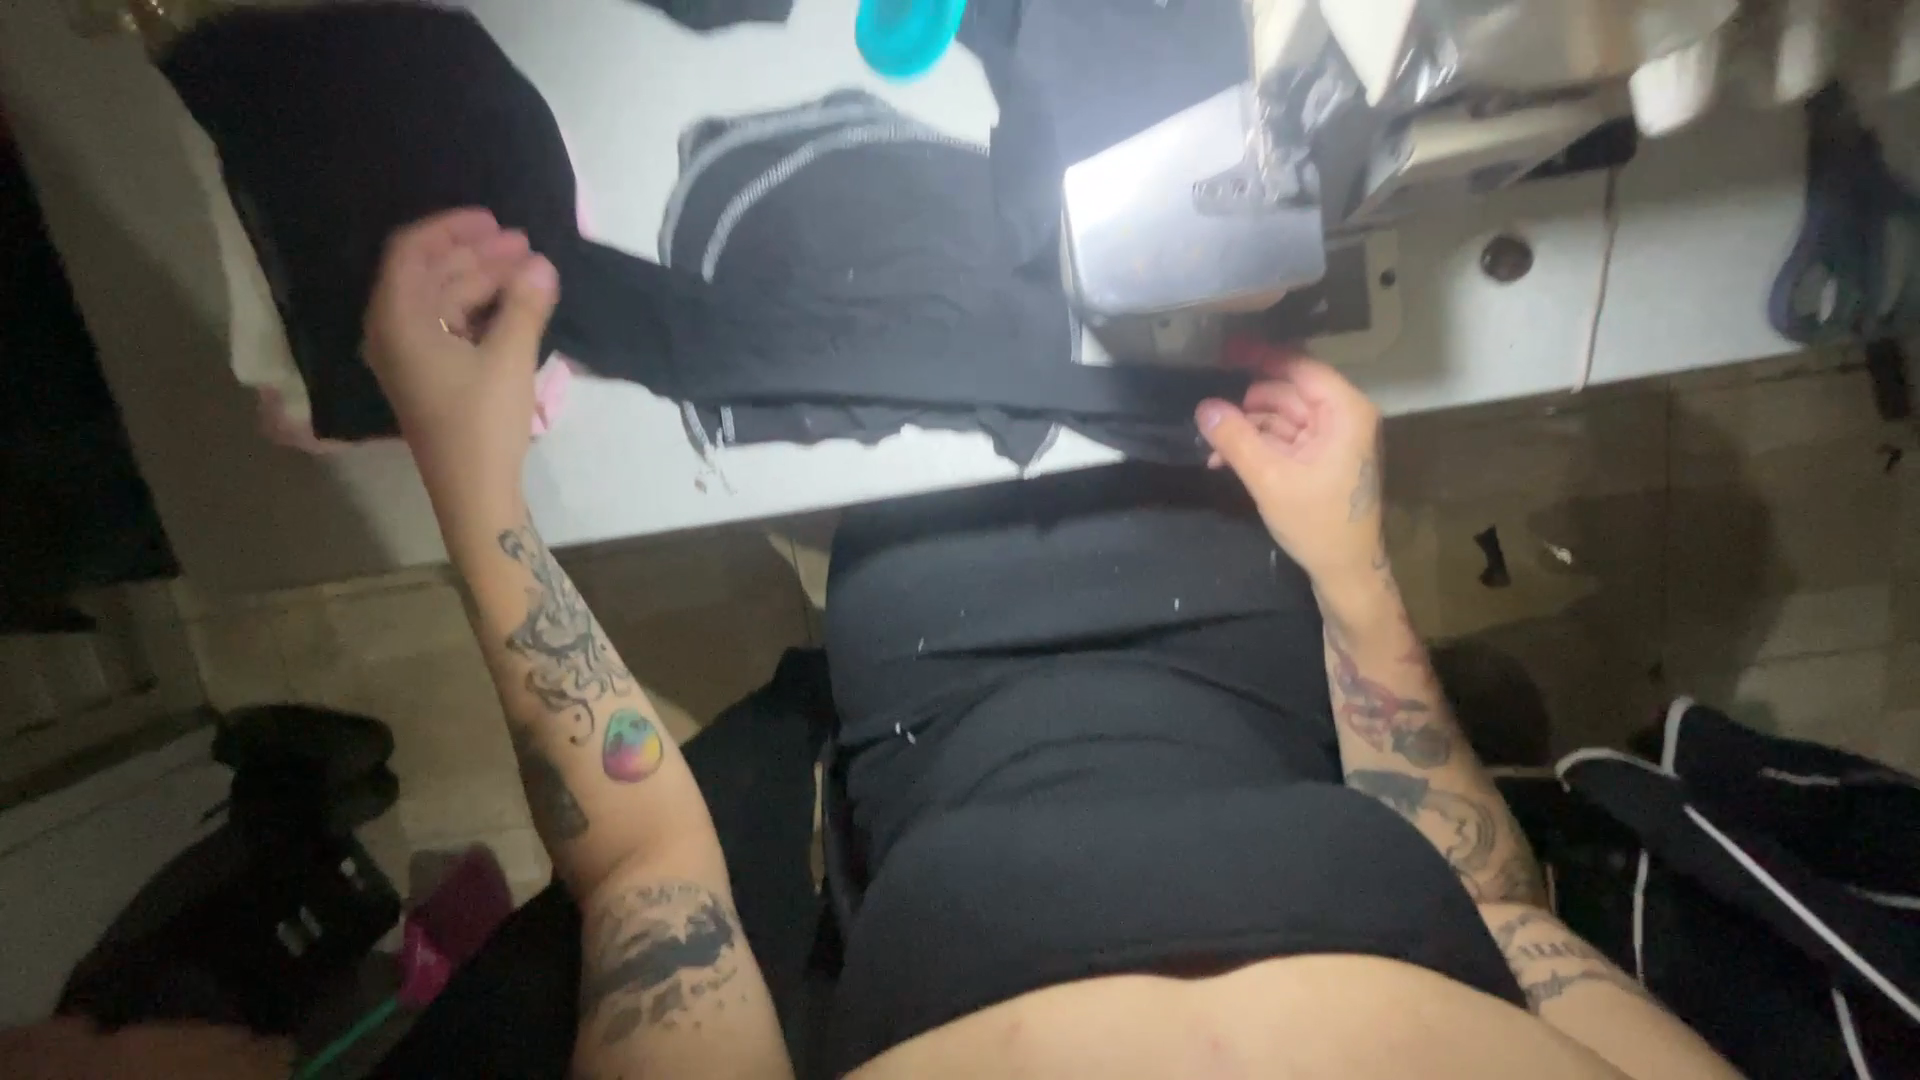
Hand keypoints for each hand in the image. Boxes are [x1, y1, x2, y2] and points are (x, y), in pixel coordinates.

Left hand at [364, 208, 558, 520]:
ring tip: (529, 271)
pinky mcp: (433, 375)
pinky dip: (483, 310)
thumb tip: (543, 264)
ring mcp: (413, 355)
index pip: (413, 252)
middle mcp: (394, 330)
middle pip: (432, 275)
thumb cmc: (483, 422)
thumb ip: (524, 307)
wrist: (473, 488)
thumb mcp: (509, 360)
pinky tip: (514, 307)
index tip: (495, 220)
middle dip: (478, 255)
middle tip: (525, 244)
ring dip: (485, 282)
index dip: (453, 229)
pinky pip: (454, 326)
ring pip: (446, 301)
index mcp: (397, 319)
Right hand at [1197, 344, 1386, 600]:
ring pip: (1280, 417)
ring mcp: (1331, 439)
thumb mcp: (1269, 478)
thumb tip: (1203, 407)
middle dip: (1245, 402)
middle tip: (1205, 407)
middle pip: (1286, 391)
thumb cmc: (1317, 521)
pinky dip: (1255, 446)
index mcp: (1343, 411)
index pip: (1299, 367)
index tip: (1224, 350)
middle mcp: (1341, 417)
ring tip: (1209, 443)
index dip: (1260, 356)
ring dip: (1245, 428)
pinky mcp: (1319, 459)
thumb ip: (1235, 438)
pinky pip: (1282, 439)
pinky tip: (1222, 460)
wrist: (1345, 570)